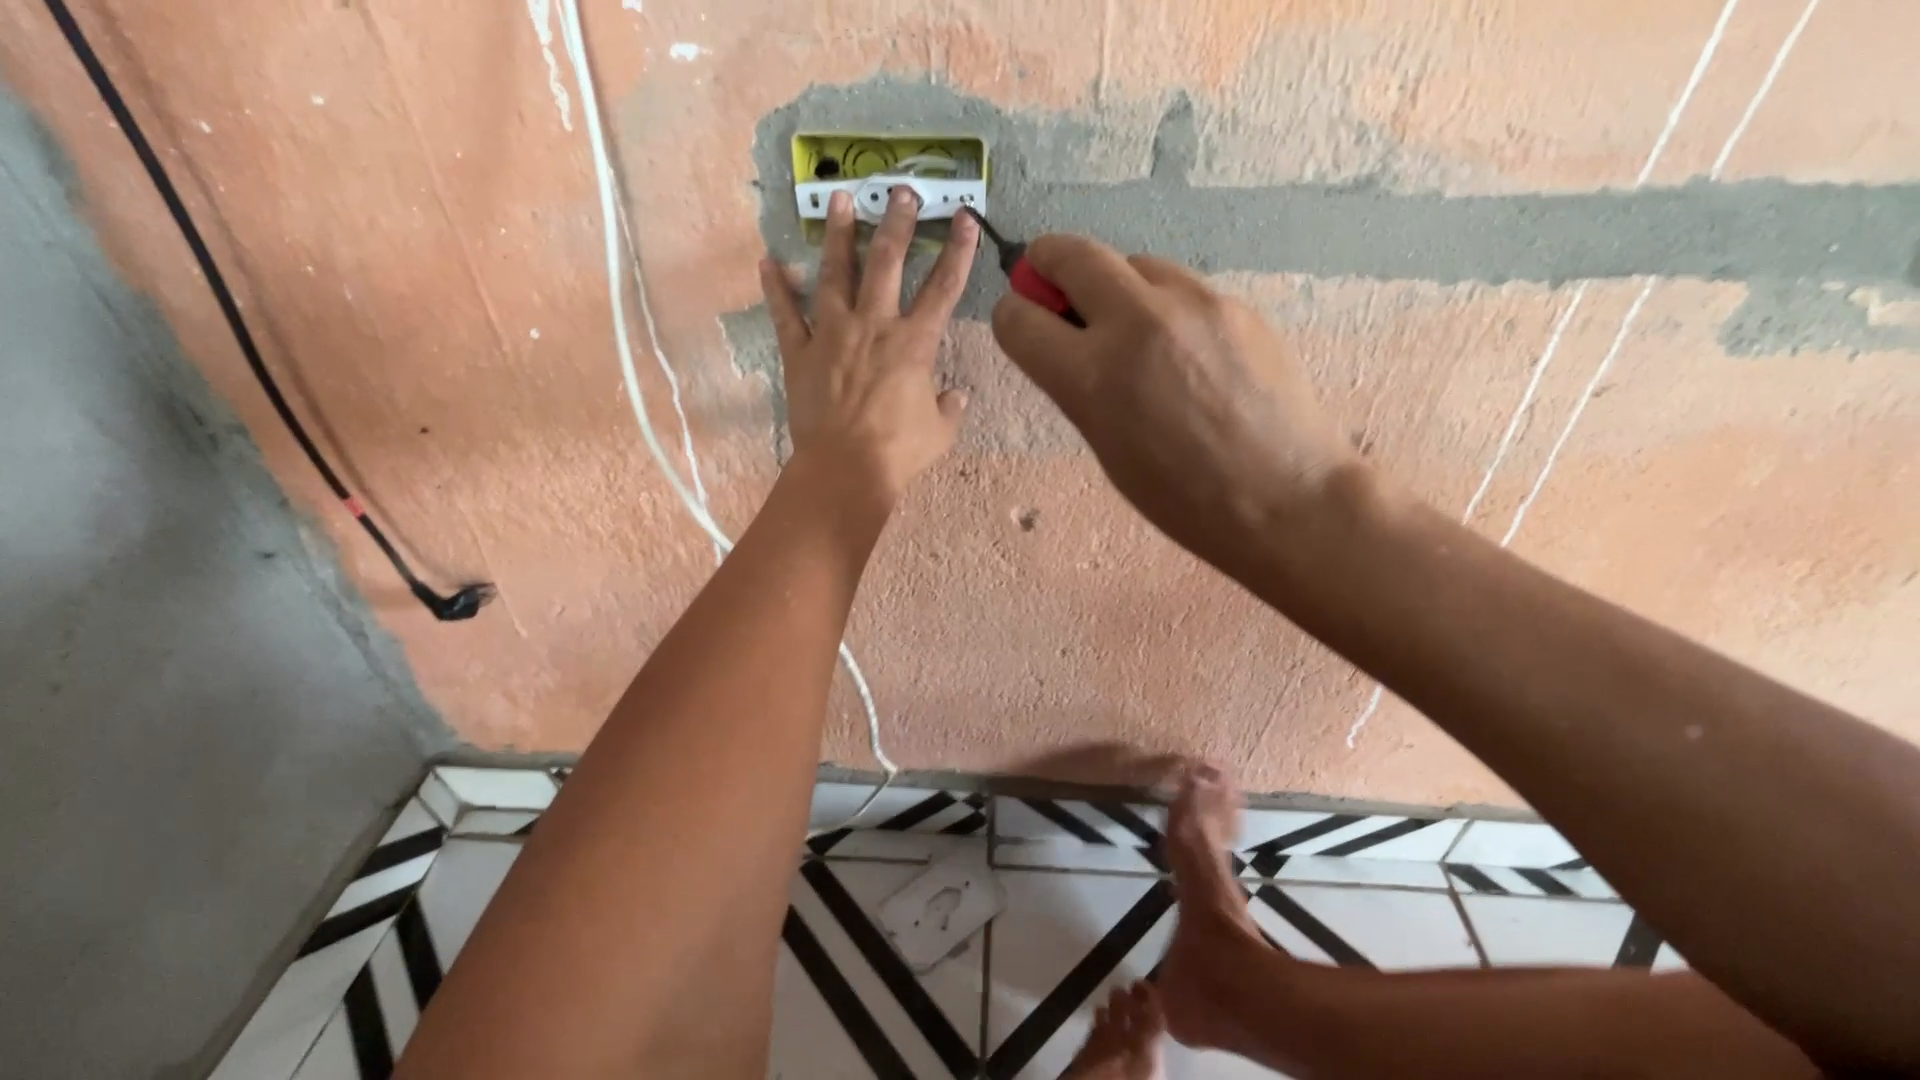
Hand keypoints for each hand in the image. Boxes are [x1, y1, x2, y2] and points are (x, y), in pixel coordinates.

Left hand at [760, 187, 977, 509]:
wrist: (846, 469)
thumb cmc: (899, 452)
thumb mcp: (939, 432)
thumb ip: (949, 408)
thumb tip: (957, 396)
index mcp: (914, 343)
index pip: (943, 287)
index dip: (958, 250)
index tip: (964, 216)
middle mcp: (874, 326)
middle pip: (886, 262)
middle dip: (895, 222)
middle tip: (899, 191)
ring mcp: (832, 334)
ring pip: (835, 273)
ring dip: (838, 234)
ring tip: (840, 199)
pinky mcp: (800, 353)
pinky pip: (786, 314)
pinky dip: (776, 287)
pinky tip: (768, 261)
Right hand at [989, 235, 1359, 568]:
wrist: (1285, 498)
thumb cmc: (1184, 498)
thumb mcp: (1107, 448)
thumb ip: (1078, 384)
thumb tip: (1066, 340)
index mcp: (1091, 376)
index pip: (1018, 317)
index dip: (1013, 318)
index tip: (1024, 323)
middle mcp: (1136, 323)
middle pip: (1070, 253)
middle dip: (1049, 263)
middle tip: (1053, 285)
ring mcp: (1192, 304)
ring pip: (1131, 262)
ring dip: (1114, 283)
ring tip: (1132, 328)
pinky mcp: (1234, 302)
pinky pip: (1180, 285)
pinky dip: (1164, 304)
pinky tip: (1185, 348)